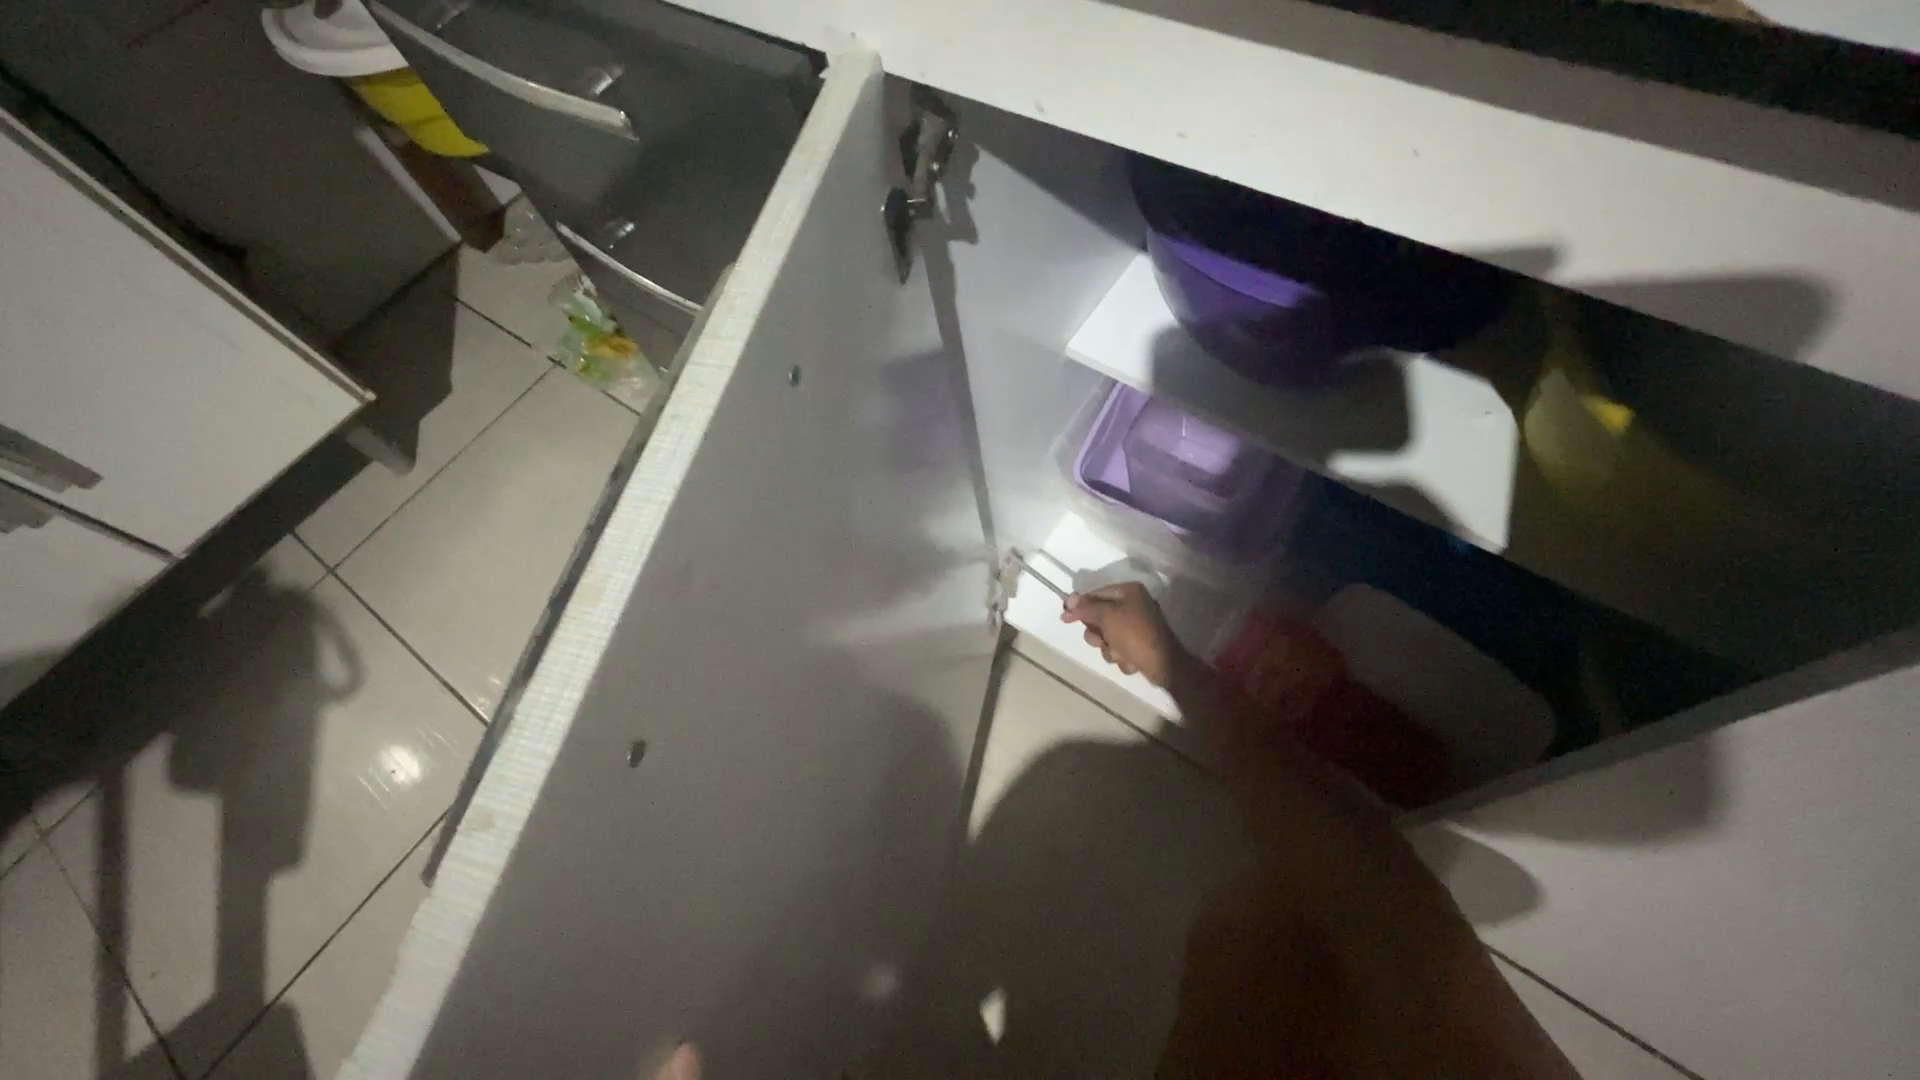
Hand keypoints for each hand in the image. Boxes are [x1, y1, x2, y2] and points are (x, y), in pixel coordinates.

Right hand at [1061, 582, 1190, 687]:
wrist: (1164, 665)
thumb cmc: (1134, 635)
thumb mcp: (1107, 617)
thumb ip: (1086, 607)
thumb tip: (1069, 600)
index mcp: (1129, 591)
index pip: (1095, 594)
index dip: (1079, 606)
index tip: (1065, 617)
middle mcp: (1133, 604)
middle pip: (1099, 617)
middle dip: (1098, 633)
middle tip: (1101, 639)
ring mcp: (1136, 626)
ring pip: (1106, 636)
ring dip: (1109, 647)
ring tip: (1120, 652)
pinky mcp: (1139, 644)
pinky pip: (1118, 648)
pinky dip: (1121, 655)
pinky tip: (1130, 659)